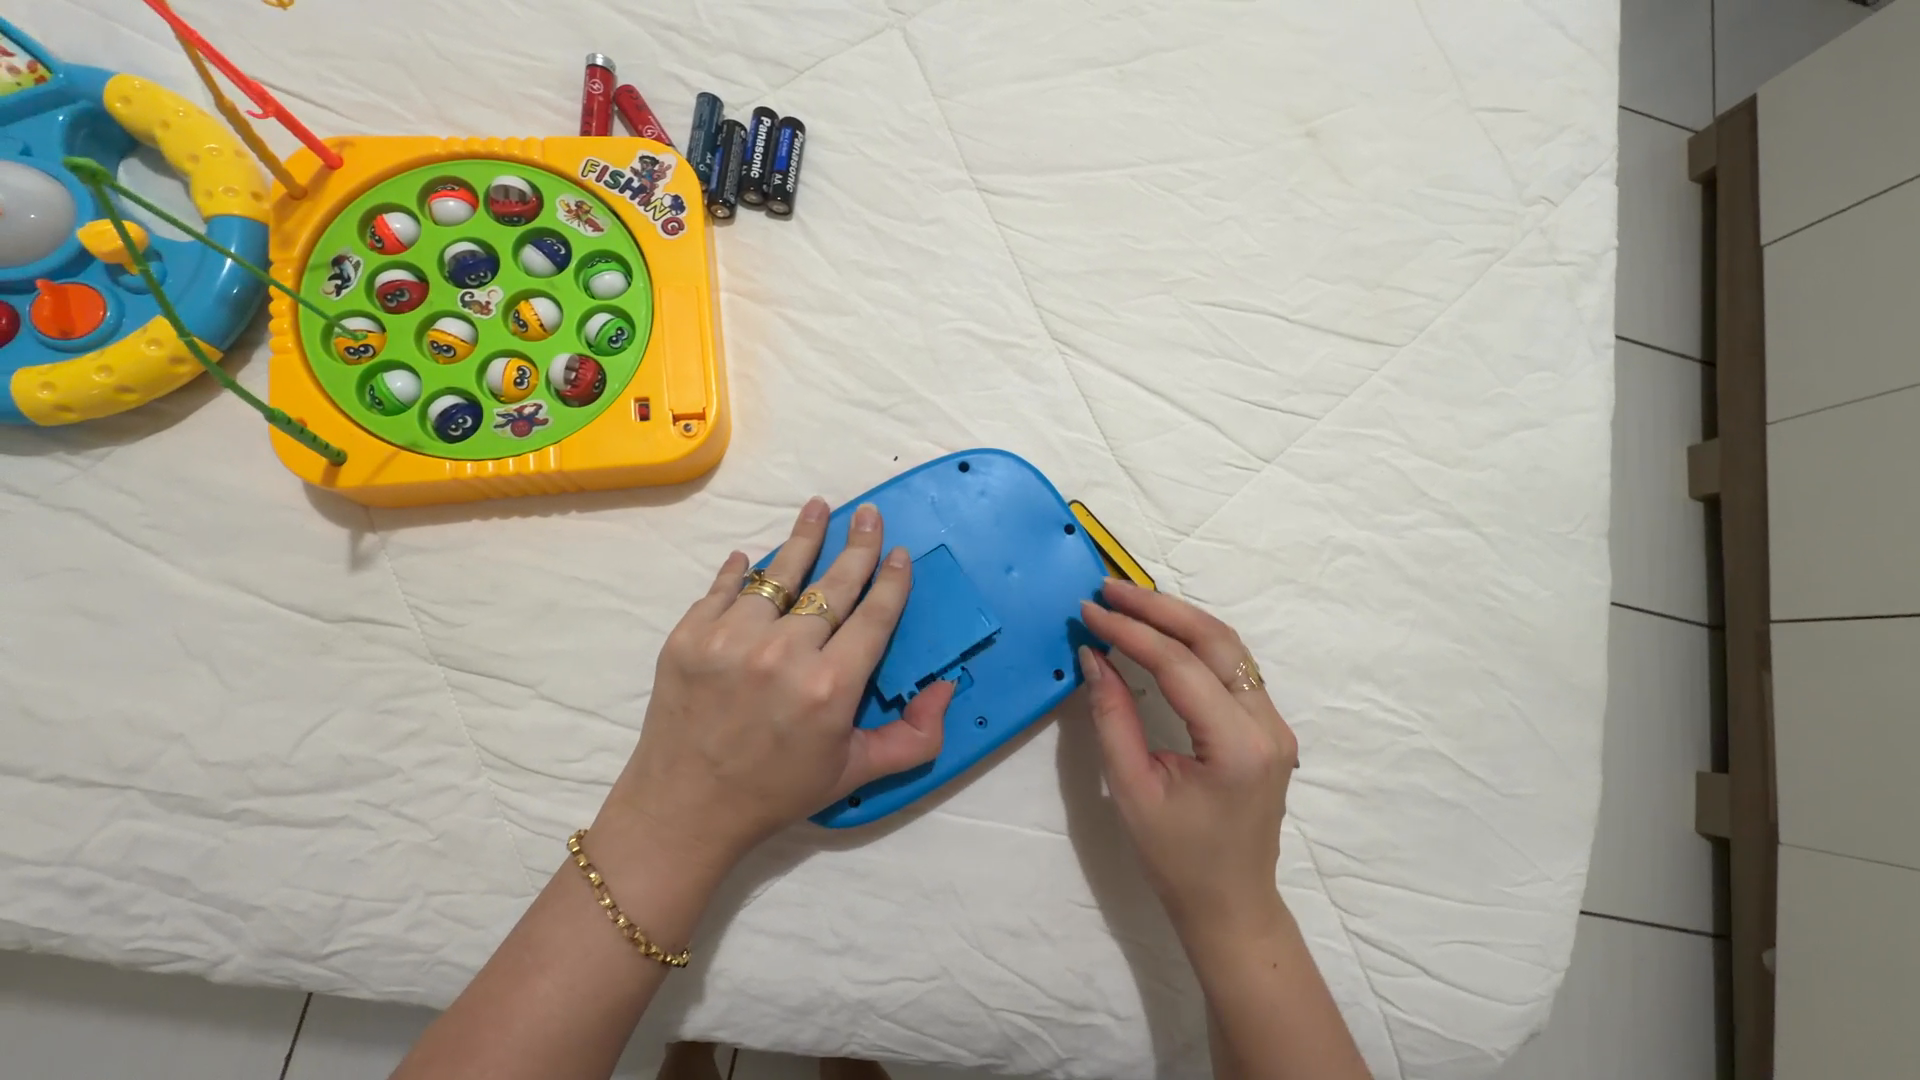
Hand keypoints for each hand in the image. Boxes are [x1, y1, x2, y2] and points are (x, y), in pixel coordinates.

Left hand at [599, 498, 953, 869]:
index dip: (891, 581)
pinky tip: (754, 556)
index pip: (873, 616)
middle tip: (870, 514)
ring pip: (779, 574)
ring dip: (803, 539)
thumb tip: (946, 687)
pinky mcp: (689, 636)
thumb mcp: (855, 771)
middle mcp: (783, 654)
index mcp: (830, 687)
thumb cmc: (778, 791)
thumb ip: (914, 736)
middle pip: (833, 584)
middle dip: (858, 545)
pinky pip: (725, 588)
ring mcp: (731, 639)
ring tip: (818, 507)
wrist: (685, 809)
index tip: (900, 553)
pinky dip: (742, 570)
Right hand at [1077, 579, 1298, 932]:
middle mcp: (1267, 725)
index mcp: (1237, 746)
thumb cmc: (1176, 859)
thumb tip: (1094, 656)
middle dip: (1158, 608)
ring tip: (1128, 600)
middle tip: (1108, 589)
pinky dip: (1193, 640)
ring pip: (1228, 646)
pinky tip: (1159, 629)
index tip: (1090, 612)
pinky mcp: (1267, 726)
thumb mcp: (1132, 789)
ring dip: (1178, 617)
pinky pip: (1231, 667)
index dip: (1131, 633)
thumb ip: (1112, 717)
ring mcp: (1274, 723)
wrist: (1230, 904)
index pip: (1180, 666)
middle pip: (1215, 641)